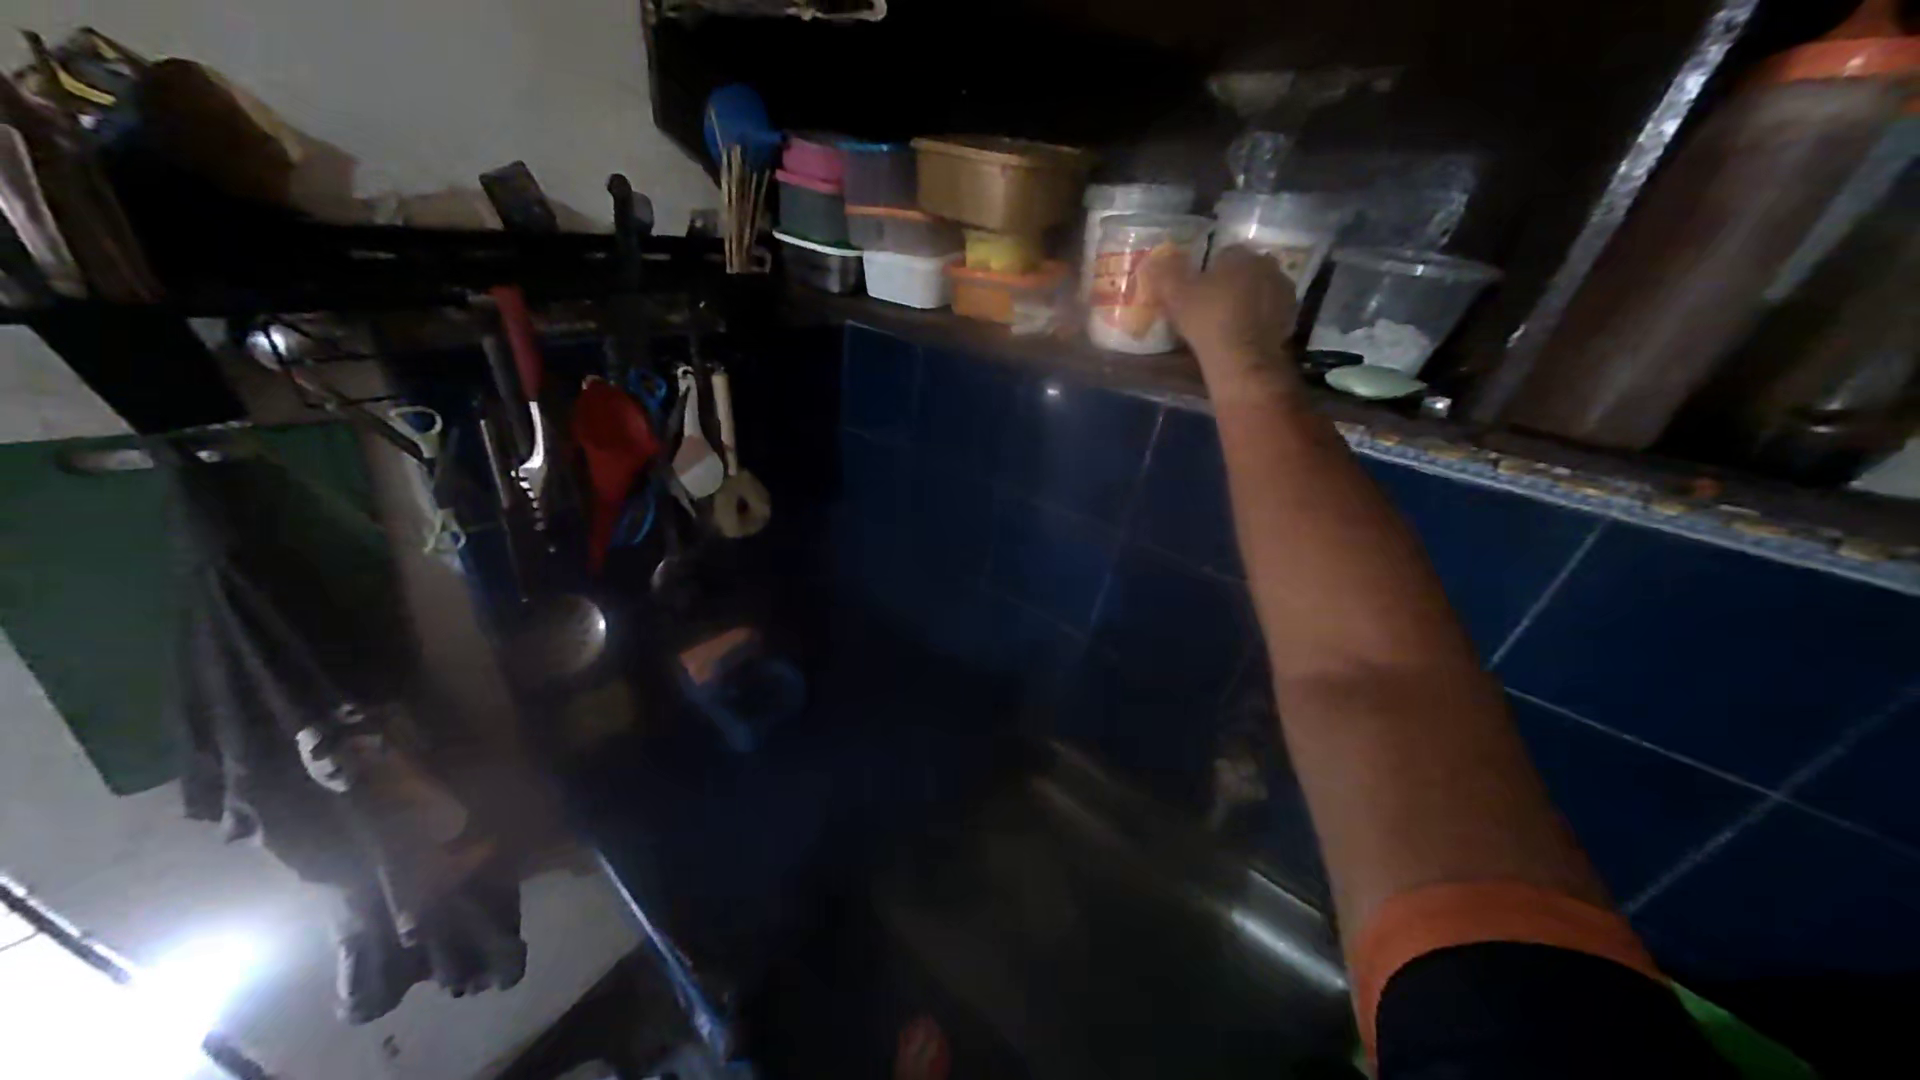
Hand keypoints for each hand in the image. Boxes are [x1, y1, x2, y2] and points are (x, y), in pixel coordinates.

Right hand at [1145, 245, 1300, 402]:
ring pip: (1257, 293)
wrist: (1242, 359)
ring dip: (1244, 304)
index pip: (1222, 255)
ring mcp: (1283, 293)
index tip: (1193, 293)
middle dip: (1228, 286)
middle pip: (1243, 273)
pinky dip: (1255, 323)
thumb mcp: (1174, 295)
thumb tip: (1154, 260)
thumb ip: (1164, 274)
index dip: (1205, 274)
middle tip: (1207, 310)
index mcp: (1242, 254)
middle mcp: (1268, 266)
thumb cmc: (1208, 320)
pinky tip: (1239, 338)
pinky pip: (1266, 315)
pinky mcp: (1290, 319)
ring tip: (1223, 326)